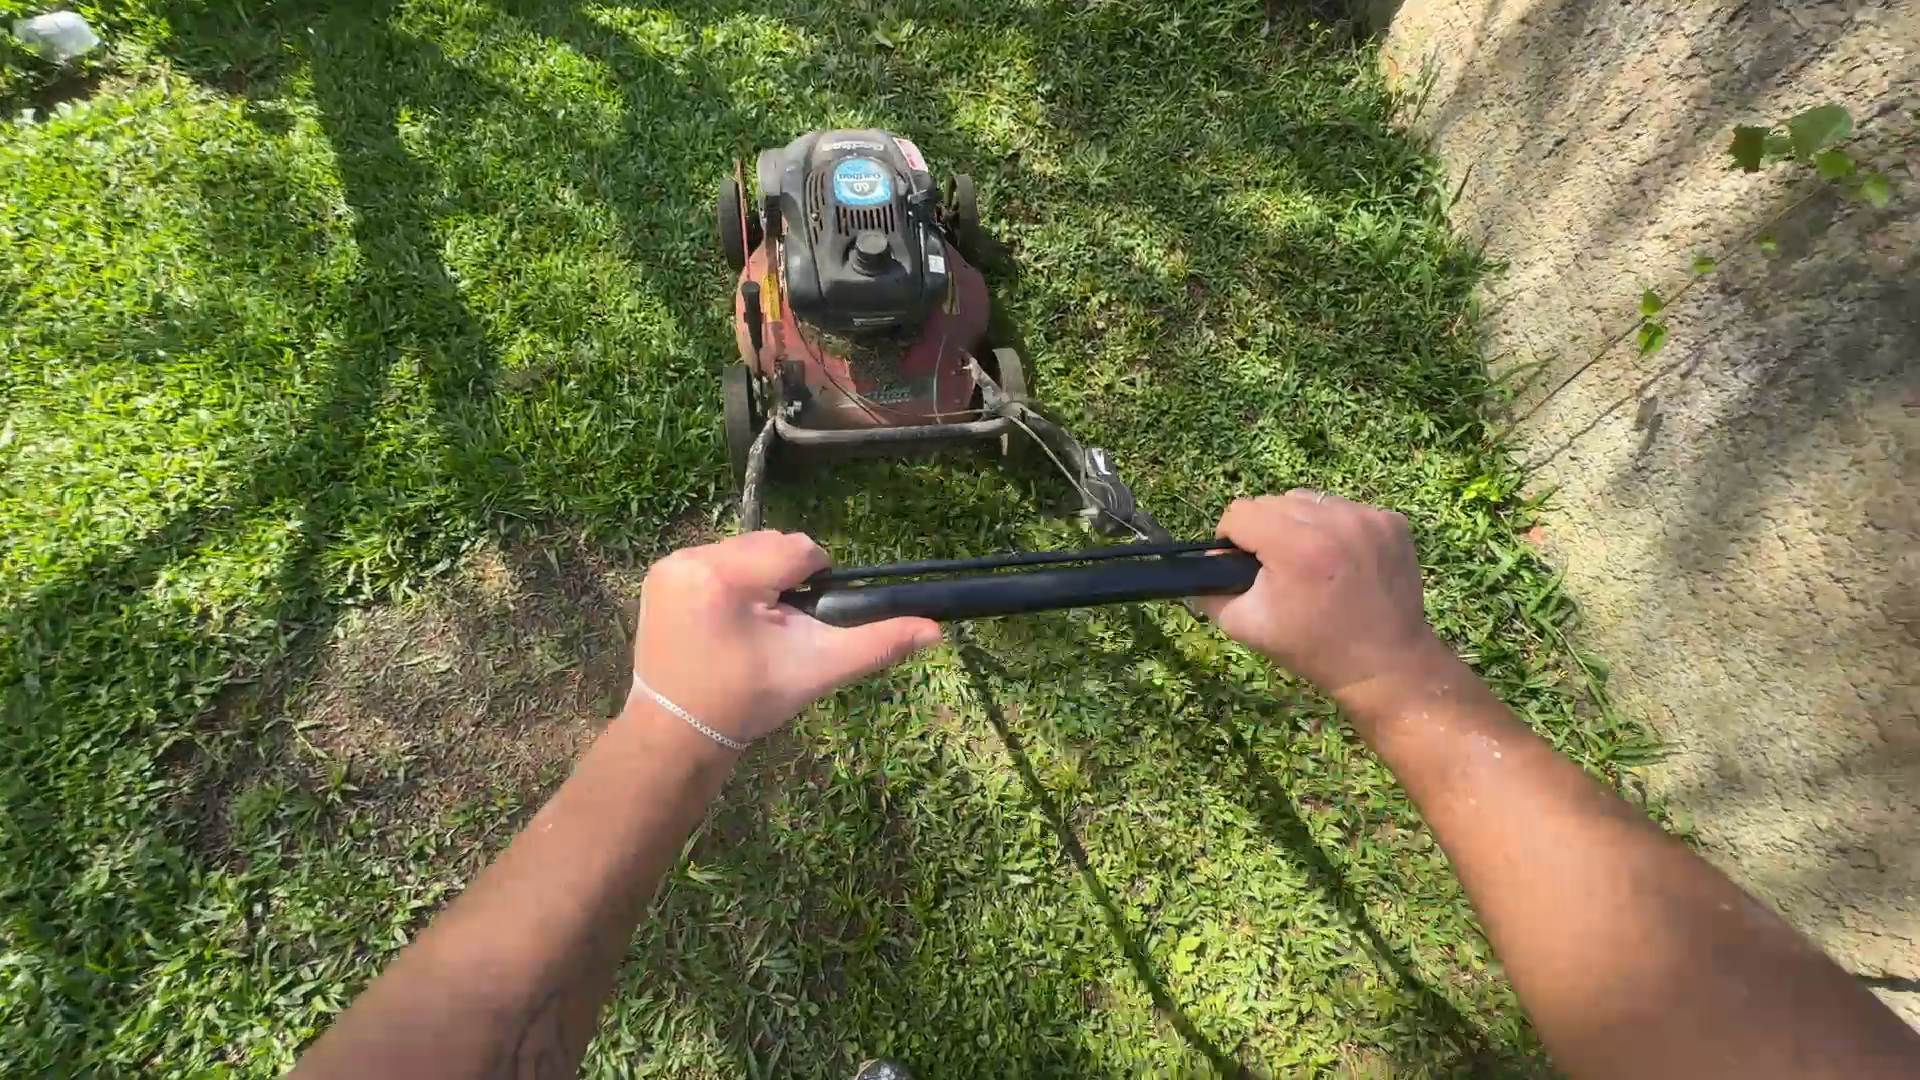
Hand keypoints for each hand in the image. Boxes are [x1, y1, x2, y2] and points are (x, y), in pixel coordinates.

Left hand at [628, 531, 942, 745]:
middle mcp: (692, 560)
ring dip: (759, 575)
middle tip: (775, 628)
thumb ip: (876, 644)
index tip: (799, 621)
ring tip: (752, 624)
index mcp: (727, 578)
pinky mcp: (659, 573)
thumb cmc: (750, 701)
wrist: (677, 732)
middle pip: (770, 543)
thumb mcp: (817, 669)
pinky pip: (715, 557)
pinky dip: (731, 579)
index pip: (798, 548)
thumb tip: (935, 630)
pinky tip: (726, 618)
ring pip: (744, 546)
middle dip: (784, 578)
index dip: (813, 580)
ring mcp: (670, 565)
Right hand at [1201, 491, 1442, 697]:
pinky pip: (1343, 509)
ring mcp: (1368, 518)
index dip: (1231, 537)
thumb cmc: (1309, 646)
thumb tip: (1207, 559)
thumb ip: (1210, 589)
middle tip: (1275, 567)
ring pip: (1308, 500)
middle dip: (1264, 530)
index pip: (1240, 512)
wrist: (1384, 664)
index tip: (1241, 562)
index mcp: (1294, 546)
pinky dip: (1333, 528)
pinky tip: (1339, 559)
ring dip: (1298, 524)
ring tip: (1307, 559)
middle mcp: (1334, 522)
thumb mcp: (1244, 625)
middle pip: (1273, 501)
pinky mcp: (1391, 522)